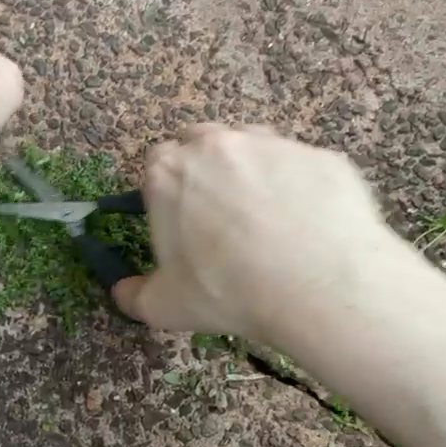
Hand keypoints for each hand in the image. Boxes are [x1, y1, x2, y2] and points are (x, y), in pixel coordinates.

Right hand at [110, 124, 403, 345]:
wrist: (323, 290)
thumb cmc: (230, 292)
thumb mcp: (167, 305)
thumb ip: (134, 295)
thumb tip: (122, 293)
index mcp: (167, 172)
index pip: (156, 160)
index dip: (167, 186)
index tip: (179, 214)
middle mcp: (215, 146)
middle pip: (201, 141)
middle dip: (206, 166)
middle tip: (219, 211)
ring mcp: (272, 145)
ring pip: (253, 144)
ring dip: (251, 168)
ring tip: (266, 213)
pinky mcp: (321, 157)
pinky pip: (304, 166)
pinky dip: (301, 186)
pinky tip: (309, 223)